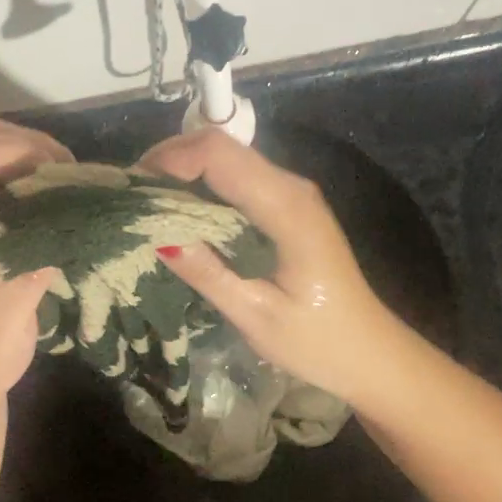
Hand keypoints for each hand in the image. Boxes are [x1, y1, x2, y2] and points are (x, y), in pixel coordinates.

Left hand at [0, 120, 69, 402]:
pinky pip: (12, 185)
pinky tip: (70, 199)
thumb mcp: (2, 320)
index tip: (57, 168)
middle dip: (30, 145)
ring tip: (76, 181)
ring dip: (38, 159)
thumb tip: (68, 226)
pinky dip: (42, 180)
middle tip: (73, 172)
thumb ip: (27, 270)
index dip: (13, 149)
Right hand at [137, 129, 406, 403]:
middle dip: (170, 162)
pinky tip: (180, 216)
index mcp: (285, 208)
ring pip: (228, 160)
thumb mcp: (255, 314)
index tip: (132, 189)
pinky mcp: (288, 207)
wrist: (371, 354)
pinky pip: (238, 180)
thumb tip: (155, 235)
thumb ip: (206, 272)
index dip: (170, 159)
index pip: (219, 155)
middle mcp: (291, 188)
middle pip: (221, 148)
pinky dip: (202, 187)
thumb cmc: (318, 342)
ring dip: (184, 173)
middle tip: (130, 198)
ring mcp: (292, 194)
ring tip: (146, 206)